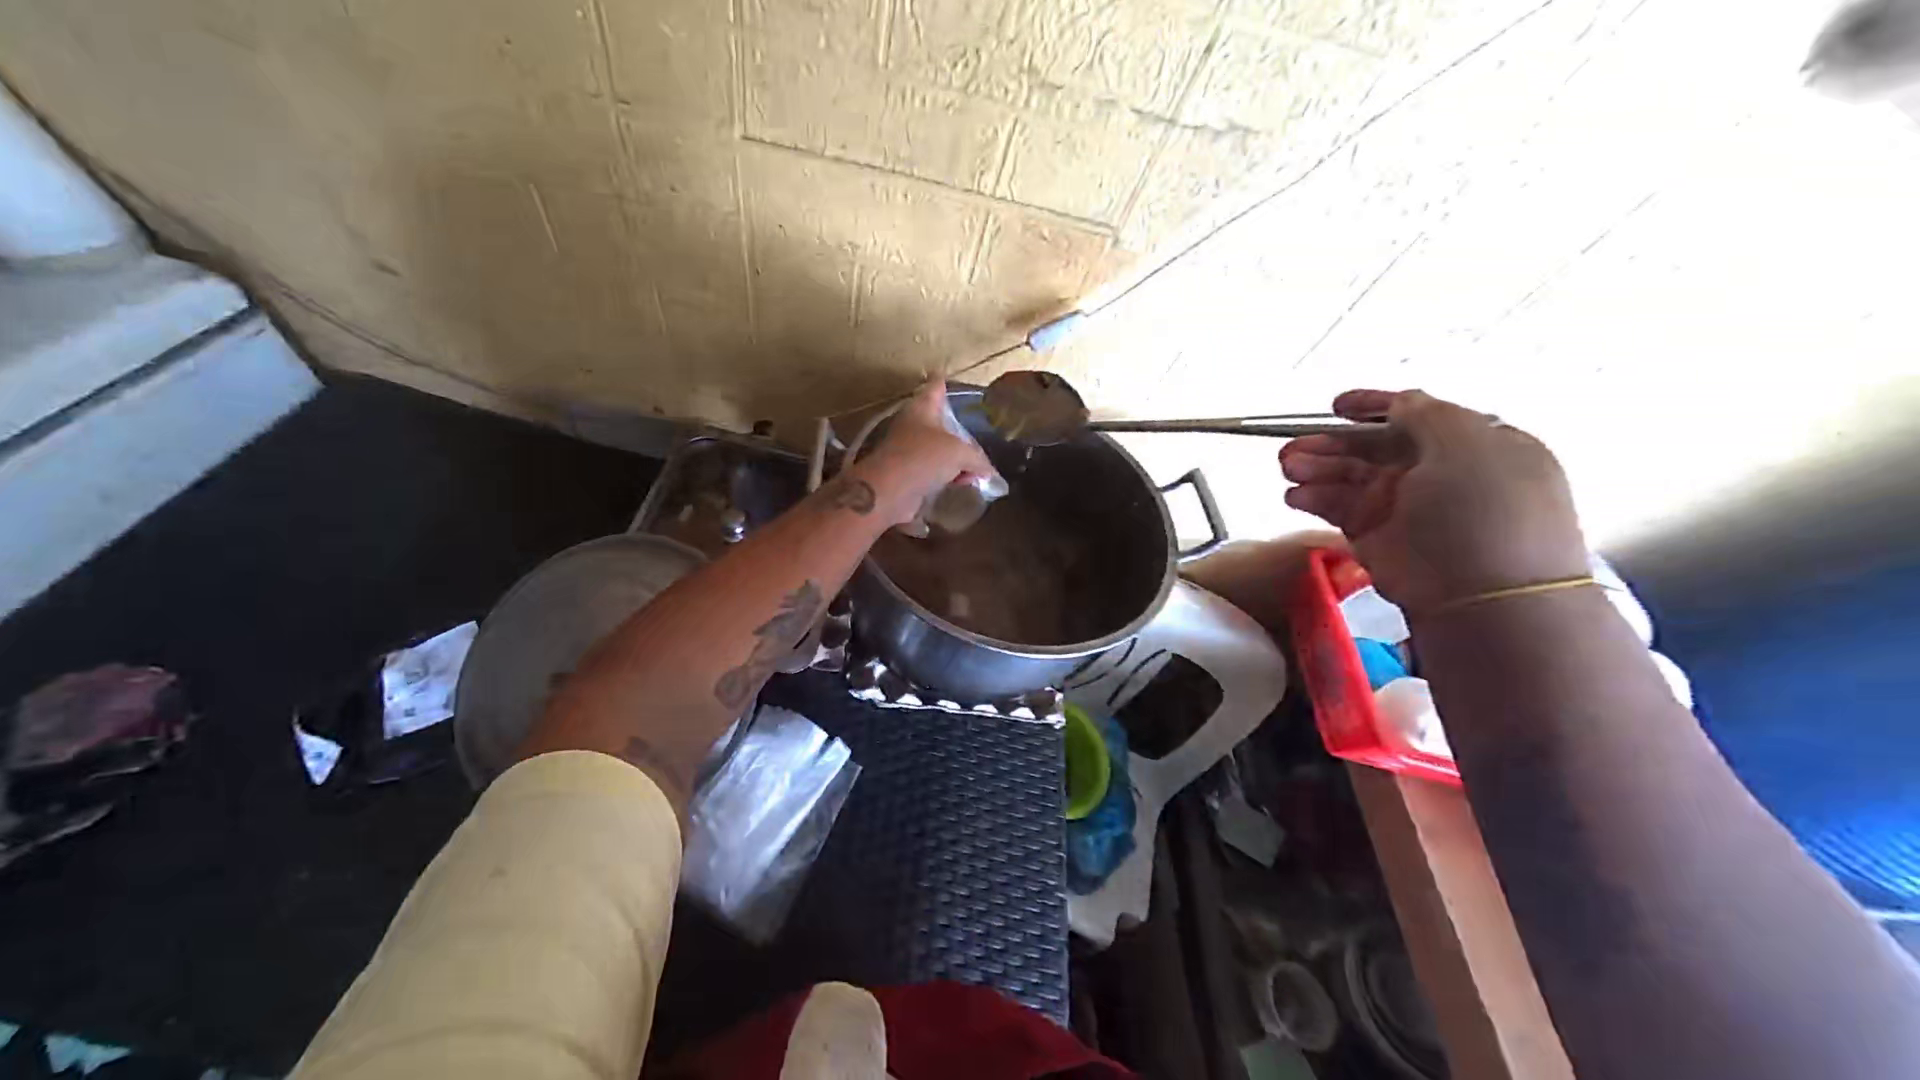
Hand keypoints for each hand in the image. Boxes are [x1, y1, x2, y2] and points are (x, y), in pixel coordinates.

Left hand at [853, 379, 996, 526]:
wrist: (890, 492)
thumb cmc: (923, 457)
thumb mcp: (960, 452)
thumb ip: (977, 458)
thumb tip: (988, 471)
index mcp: (922, 408)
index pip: (935, 387)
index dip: (942, 381)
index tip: (946, 374)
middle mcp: (913, 425)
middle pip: (939, 421)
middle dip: (958, 429)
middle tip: (978, 434)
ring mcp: (909, 451)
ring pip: (939, 450)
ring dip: (956, 459)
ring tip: (977, 470)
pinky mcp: (908, 475)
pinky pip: (934, 473)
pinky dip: (948, 478)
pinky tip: (963, 485)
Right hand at [1278, 389, 1588, 613]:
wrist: (1480, 597)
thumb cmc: (1481, 511)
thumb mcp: (1465, 444)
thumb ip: (1427, 414)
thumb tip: (1400, 402)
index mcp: (1472, 447)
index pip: (1418, 418)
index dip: (1376, 407)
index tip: (1336, 405)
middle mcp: (1438, 475)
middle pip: (1374, 448)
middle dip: (1332, 443)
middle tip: (1293, 446)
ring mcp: (1406, 509)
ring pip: (1351, 478)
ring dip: (1317, 468)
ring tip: (1287, 468)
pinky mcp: (1377, 539)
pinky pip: (1340, 509)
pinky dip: (1314, 499)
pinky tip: (1295, 496)